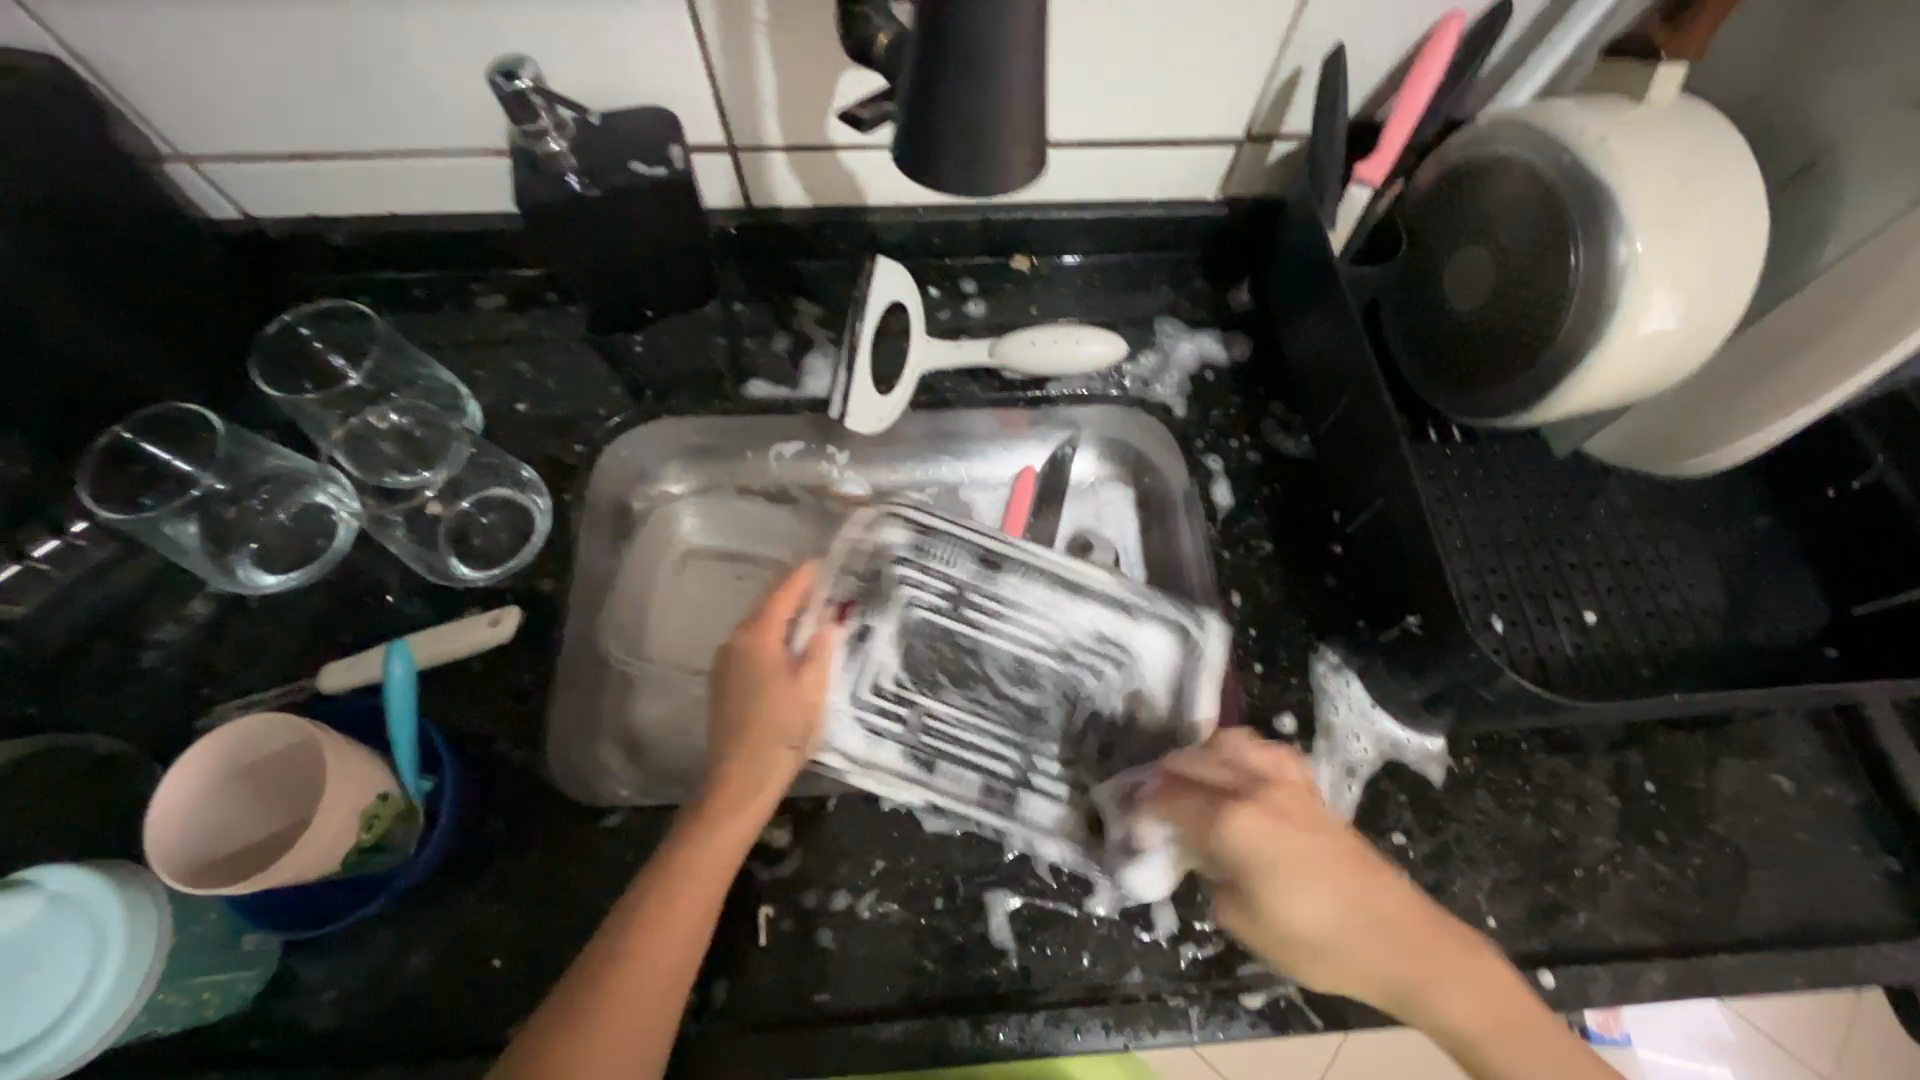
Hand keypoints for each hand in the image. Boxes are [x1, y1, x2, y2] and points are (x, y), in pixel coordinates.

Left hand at [701, 561, 839, 817]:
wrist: (740, 780)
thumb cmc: (782, 731)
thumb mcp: (814, 687)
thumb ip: (822, 647)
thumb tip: (831, 619)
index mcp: (758, 636)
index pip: (784, 591)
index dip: (807, 574)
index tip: (827, 561)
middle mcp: (735, 640)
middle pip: (769, 605)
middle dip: (797, 595)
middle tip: (829, 590)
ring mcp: (725, 661)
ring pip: (760, 627)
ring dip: (786, 619)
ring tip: (816, 619)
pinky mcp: (724, 682)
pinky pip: (752, 646)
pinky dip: (774, 639)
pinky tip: (792, 651)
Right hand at [1149, 729, 1494, 1019]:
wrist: (1397, 939)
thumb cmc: (1314, 941)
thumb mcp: (1241, 920)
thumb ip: (1208, 875)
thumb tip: (1198, 852)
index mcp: (1230, 823)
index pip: (1168, 799)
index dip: (1141, 806)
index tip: (1127, 816)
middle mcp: (1253, 788)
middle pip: (1192, 762)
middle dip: (1162, 776)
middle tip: (1148, 798)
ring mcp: (1285, 782)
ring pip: (1229, 742)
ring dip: (1200, 754)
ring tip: (1189, 776)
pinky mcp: (1310, 788)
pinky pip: (1266, 751)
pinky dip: (1241, 753)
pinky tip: (1239, 771)